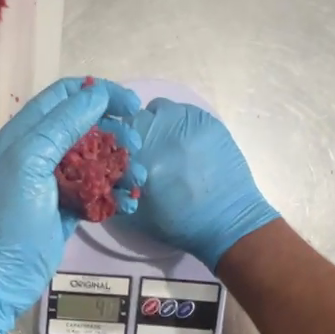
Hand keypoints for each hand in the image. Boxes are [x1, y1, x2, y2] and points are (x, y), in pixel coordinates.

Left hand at [0, 77, 144, 333]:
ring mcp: (54, 183)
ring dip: (120, 166)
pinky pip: (96, 193)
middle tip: (136, 149)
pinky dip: (114, 195)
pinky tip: (129, 203)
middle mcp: (39, 153)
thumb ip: (62, 125)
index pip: (66, 96)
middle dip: (115, 133)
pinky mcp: (66, 211)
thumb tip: (96, 94)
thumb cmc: (8, 221)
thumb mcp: (30, 163)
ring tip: (137, 181)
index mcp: (26, 134)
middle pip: (86, 127)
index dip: (99, 94)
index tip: (131, 107)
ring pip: (96, 161)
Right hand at [119, 99, 279, 269]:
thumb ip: (116, 186)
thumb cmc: (176, 223)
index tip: (125, 157)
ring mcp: (186, 120)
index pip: (114, 131)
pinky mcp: (208, 120)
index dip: (117, 144)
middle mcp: (161, 128)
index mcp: (139, 152)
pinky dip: (181, 125)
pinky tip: (188, 146)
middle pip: (136, 116)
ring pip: (161, 110)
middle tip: (149, 153)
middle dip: (139, 133)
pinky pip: (185, 112)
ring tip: (169, 148)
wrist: (224, 221)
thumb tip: (110, 167)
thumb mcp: (134, 213)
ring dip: (160, 125)